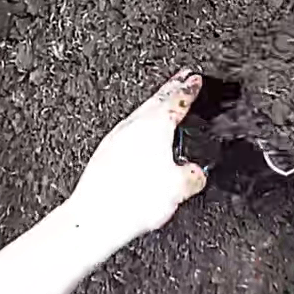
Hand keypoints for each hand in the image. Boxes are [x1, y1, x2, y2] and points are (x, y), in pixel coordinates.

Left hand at [63, 69, 208, 246]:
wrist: (96, 216)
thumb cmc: (133, 200)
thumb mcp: (179, 188)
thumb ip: (193, 176)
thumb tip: (196, 173)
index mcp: (156, 125)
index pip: (177, 99)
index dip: (189, 88)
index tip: (195, 79)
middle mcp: (135, 125)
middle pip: (157, 99)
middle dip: (171, 86)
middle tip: (182, 77)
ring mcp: (118, 136)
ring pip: (142, 111)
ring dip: (155, 103)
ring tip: (164, 102)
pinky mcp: (106, 150)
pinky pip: (129, 128)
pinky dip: (142, 123)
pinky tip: (142, 135)